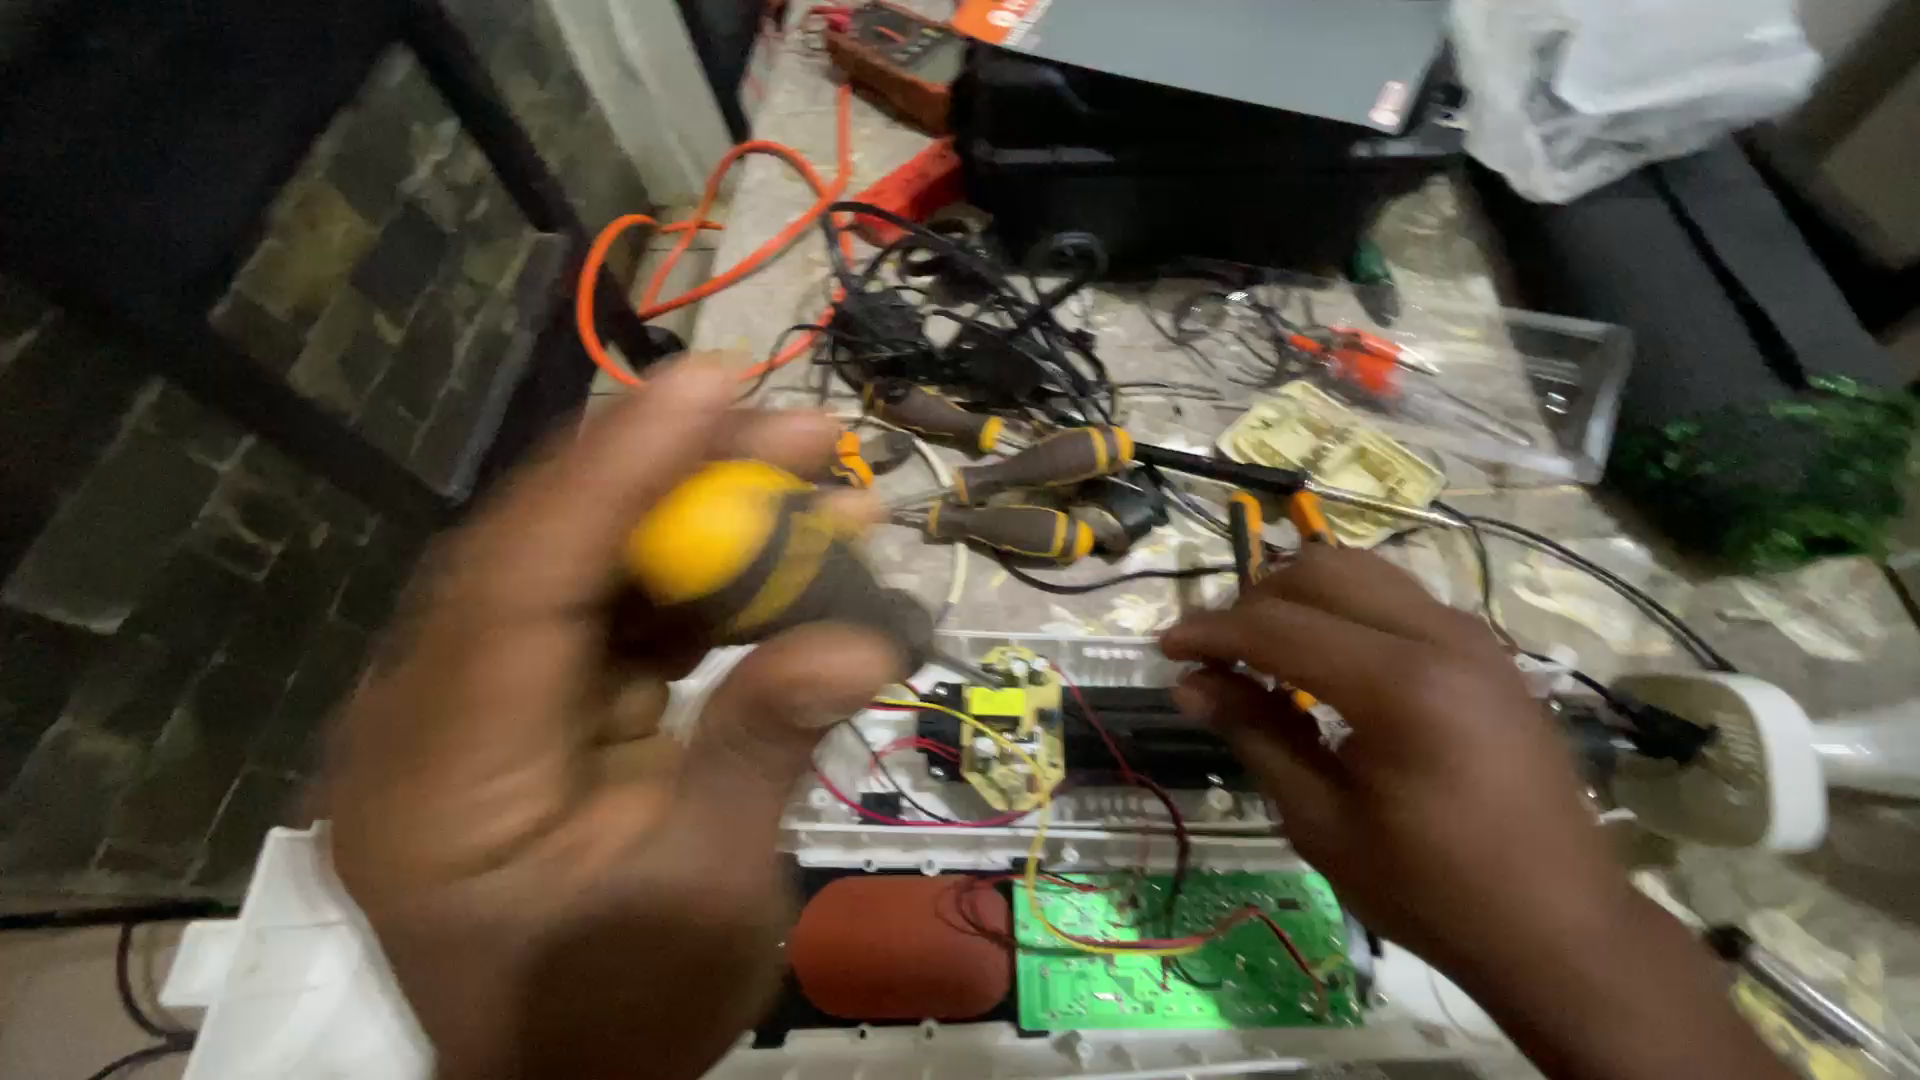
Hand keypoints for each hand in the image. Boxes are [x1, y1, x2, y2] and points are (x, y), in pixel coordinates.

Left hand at [324, 359, 900, 1079]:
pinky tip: (791, 555)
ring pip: (598, 566)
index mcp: (446, 770)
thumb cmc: (619, 1015)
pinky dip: (710, 578)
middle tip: (799, 428)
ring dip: (707, 516)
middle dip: (683, 471)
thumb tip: (865, 637)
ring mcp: (495, 703)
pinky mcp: (548, 706)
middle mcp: (444, 710)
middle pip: (558, 546)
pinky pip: (628, 612)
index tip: (716, 383)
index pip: (526, 575)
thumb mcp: (705, 899)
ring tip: (817, 480)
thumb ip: (764, 751)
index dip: (621, 464)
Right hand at [1163, 548, 1798, 1079]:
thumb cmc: (1431, 888)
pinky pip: (1393, 595)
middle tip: (1219, 657)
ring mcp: (1471, 635)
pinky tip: (1325, 661)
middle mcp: (1440, 637)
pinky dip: (1341, 609)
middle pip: (1317, 571)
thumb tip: (1189, 683)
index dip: (1209, 631)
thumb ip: (1253, 733)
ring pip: (1358, 569)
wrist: (1563, 928)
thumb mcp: (1320, 821)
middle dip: (1252, 602)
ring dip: (1297, 597)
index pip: (1276, 626)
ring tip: (1265, 652)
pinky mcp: (1485, 648)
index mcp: (1401, 687)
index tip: (1165, 649)